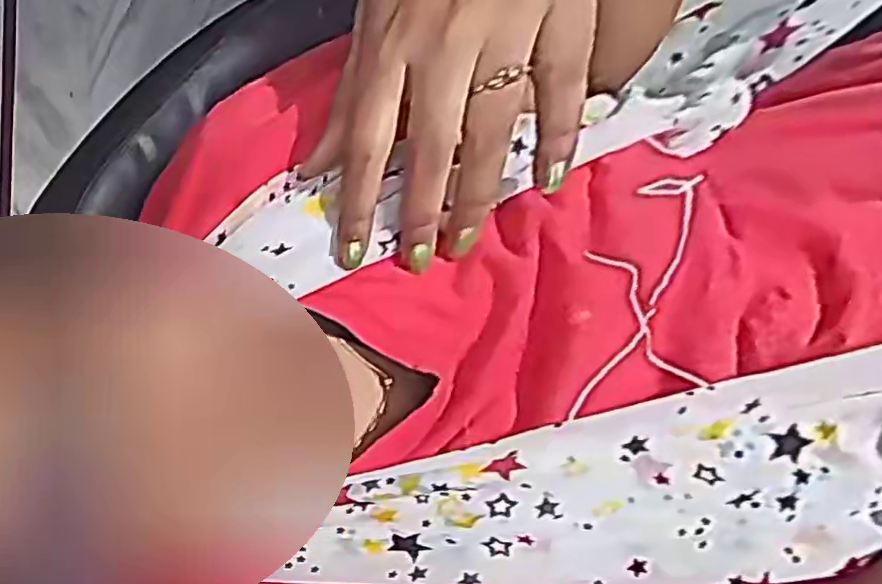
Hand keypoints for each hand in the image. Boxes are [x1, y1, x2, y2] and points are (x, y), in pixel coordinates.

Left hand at [308, 0, 597, 272]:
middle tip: (417, 260)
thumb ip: (348, 97)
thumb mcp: (370, 22)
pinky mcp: (568, 6)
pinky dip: (560, 132)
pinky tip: (551, 176)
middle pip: (431, 148)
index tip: (350, 251)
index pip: (365, 145)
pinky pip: (564, 81)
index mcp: (392, 49)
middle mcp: (447, 45)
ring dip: (480, 191)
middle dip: (421, 213)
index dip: (355, 204)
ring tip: (465, 239)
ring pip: (494, 127)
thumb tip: (313, 168)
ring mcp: (513, 24)